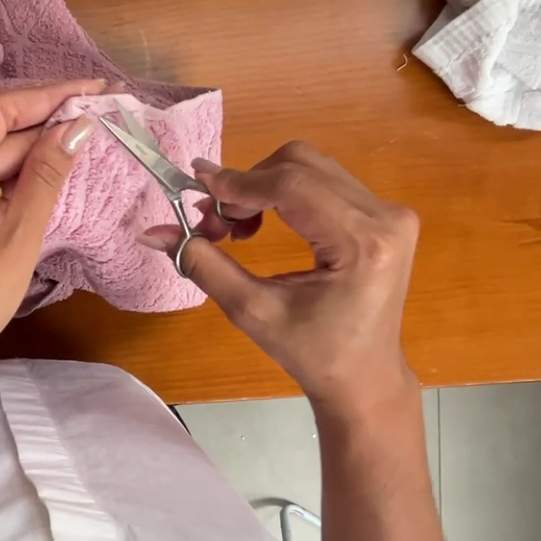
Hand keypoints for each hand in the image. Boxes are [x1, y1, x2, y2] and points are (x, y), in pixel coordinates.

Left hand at [0, 79, 102, 381]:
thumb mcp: (18, 236)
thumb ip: (47, 175)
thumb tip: (79, 126)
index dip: (47, 96)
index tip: (93, 89)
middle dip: (46, 123)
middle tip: (101, 112)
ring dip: (35, 149)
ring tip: (87, 135)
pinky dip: (15, 174)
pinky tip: (53, 166)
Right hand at [143, 141, 419, 415]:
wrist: (362, 375)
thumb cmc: (310, 352)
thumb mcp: (250, 311)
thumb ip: (202, 265)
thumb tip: (152, 235)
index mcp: (363, 242)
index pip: (292, 186)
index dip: (238, 183)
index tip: (194, 189)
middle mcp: (384, 216)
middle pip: (300, 165)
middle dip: (245, 185)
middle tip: (209, 222)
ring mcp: (387, 211)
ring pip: (308, 168)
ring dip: (258, 188)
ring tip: (230, 228)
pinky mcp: (380, 214)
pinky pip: (320, 182)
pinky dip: (278, 195)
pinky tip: (257, 224)